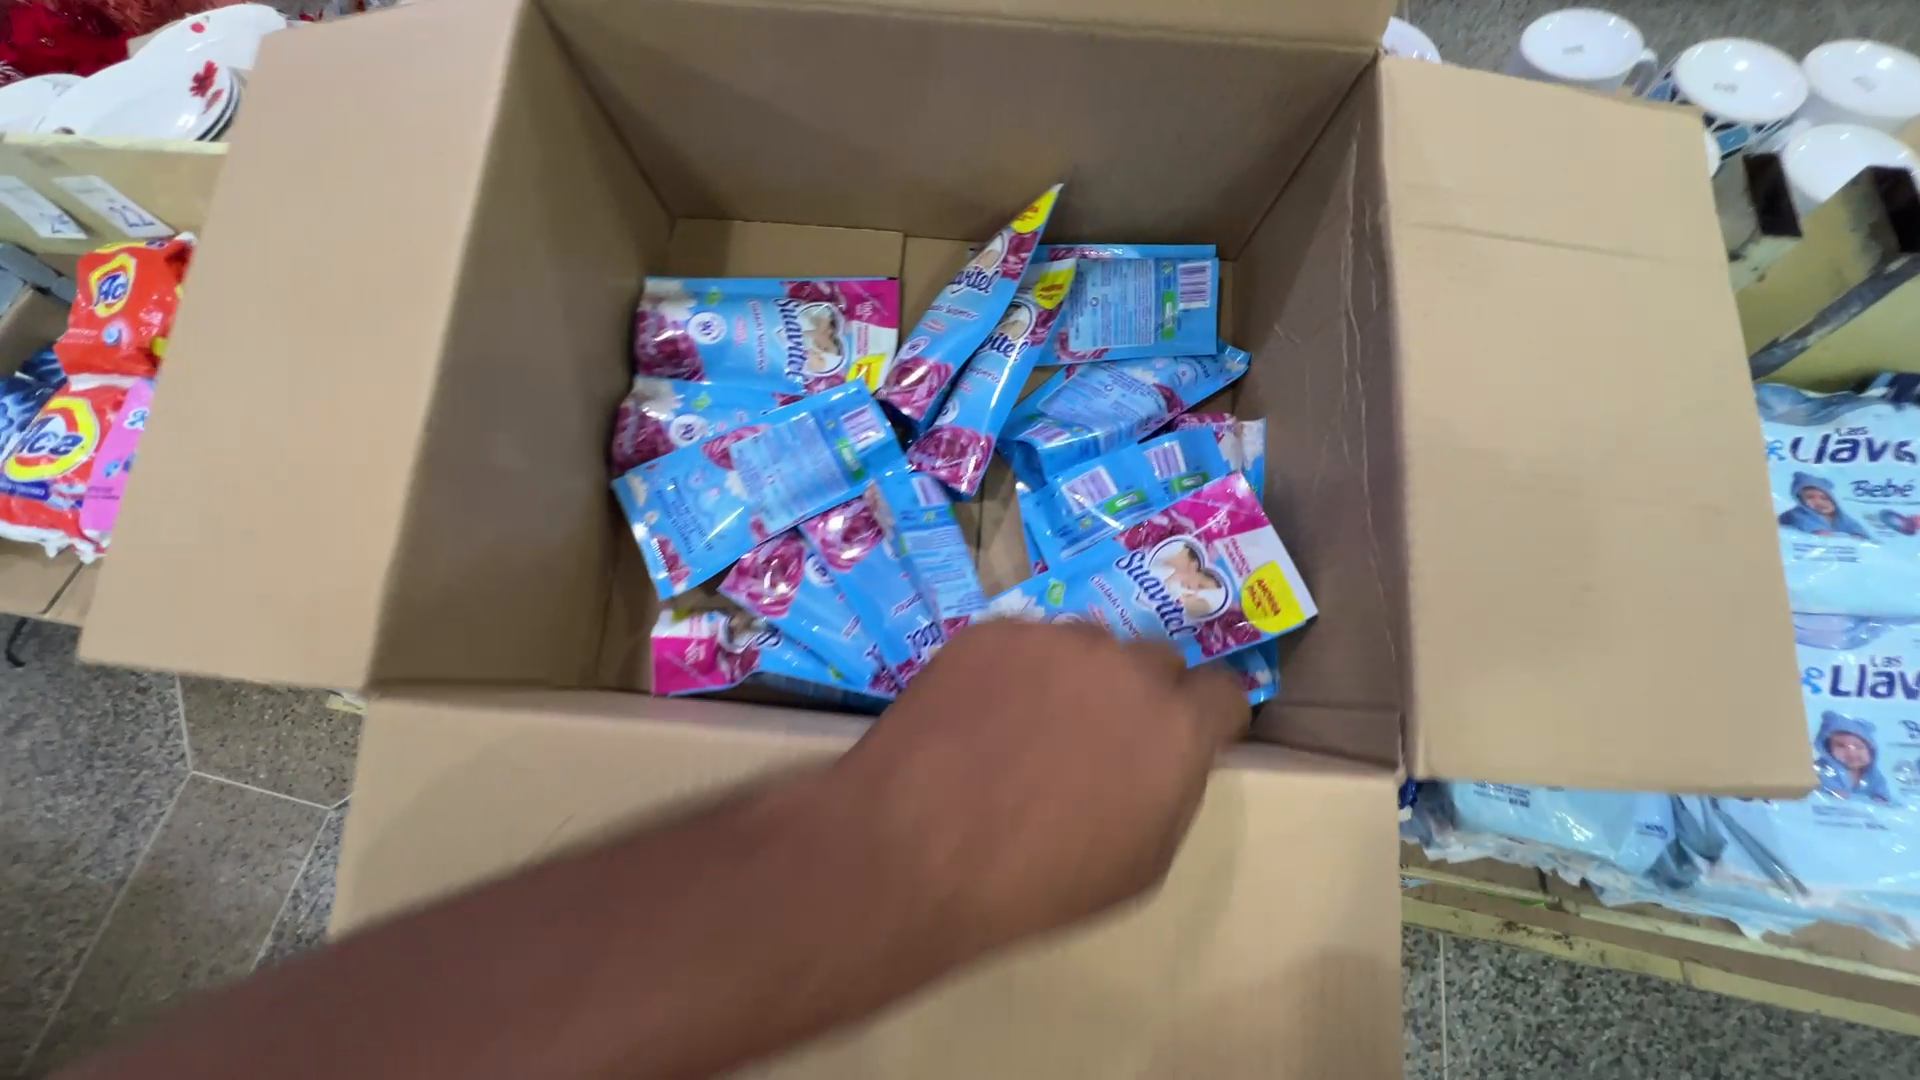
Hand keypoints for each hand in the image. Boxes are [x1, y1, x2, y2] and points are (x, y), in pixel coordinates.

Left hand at [833, 620, 1248, 952]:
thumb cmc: (1038, 878)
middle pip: (1153, 660)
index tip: (1186, 736)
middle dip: (1140, 694)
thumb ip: (1171, 790)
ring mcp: (1052, 638)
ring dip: (1075, 676)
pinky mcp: (991, 631)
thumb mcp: (1141, 863)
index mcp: (1175, 723)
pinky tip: (980, 711)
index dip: (1205, 717)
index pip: (1222, 692)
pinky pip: (1022, 642)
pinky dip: (1014, 669)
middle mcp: (1122, 662)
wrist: (917, 846)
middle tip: (1095, 735)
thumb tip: (1166, 756)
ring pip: (1085, 645)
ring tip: (1026, 723)